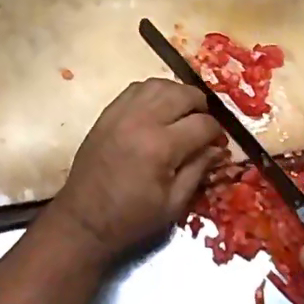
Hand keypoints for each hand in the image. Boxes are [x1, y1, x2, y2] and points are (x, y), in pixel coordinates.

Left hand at [43, 79, 225, 261]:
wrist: (84, 219)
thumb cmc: (131, 219)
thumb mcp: (173, 204)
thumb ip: (198, 170)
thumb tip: (218, 148)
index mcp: (161, 146)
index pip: (202, 124)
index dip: (217, 132)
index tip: (219, 142)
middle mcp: (142, 120)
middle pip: (182, 94)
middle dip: (201, 106)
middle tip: (204, 123)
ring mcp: (122, 112)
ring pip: (159, 84)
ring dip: (177, 93)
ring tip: (184, 111)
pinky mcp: (108, 112)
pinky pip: (136, 88)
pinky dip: (153, 92)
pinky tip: (159, 107)